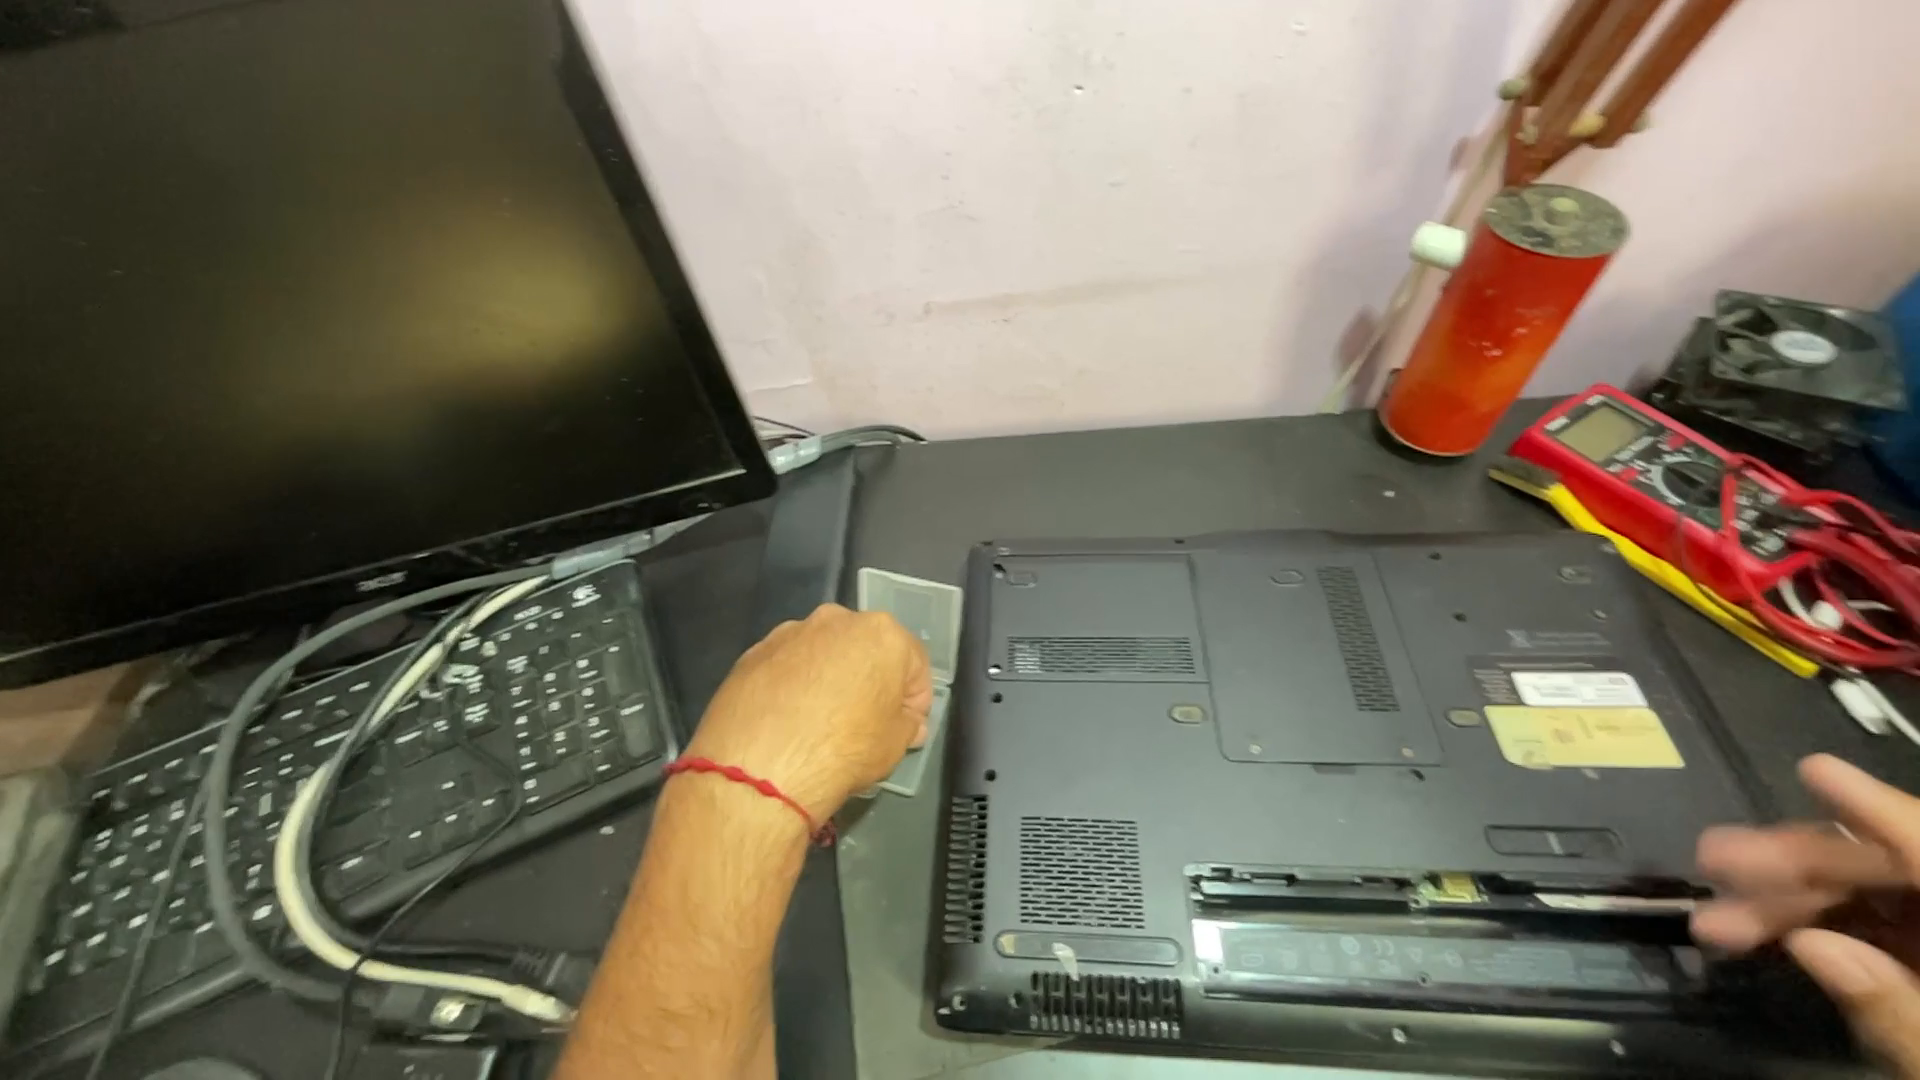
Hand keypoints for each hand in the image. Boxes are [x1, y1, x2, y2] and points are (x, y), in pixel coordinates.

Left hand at [683, 604, 932, 822]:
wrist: (760, 766)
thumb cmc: (844, 749)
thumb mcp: (895, 745)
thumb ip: (908, 725)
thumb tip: (907, 723)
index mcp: (882, 632)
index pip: (914, 663)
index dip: (914, 699)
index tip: (906, 728)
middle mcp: (836, 620)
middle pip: (865, 649)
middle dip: (870, 680)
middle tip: (865, 722)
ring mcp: (790, 632)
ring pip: (822, 654)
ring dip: (828, 679)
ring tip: (819, 723)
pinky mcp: (753, 652)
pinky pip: (786, 667)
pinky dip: (792, 686)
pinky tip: (787, 721)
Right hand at [1694, 754, 1919, 1075]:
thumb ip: (1902, 1016)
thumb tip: (1815, 947)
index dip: (1877, 812)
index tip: (1815, 769)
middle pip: (1889, 876)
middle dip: (1793, 865)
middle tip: (1713, 860)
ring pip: (1868, 903)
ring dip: (1781, 902)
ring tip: (1712, 916)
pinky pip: (1870, 935)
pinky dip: (1806, 932)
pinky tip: (1750, 935)